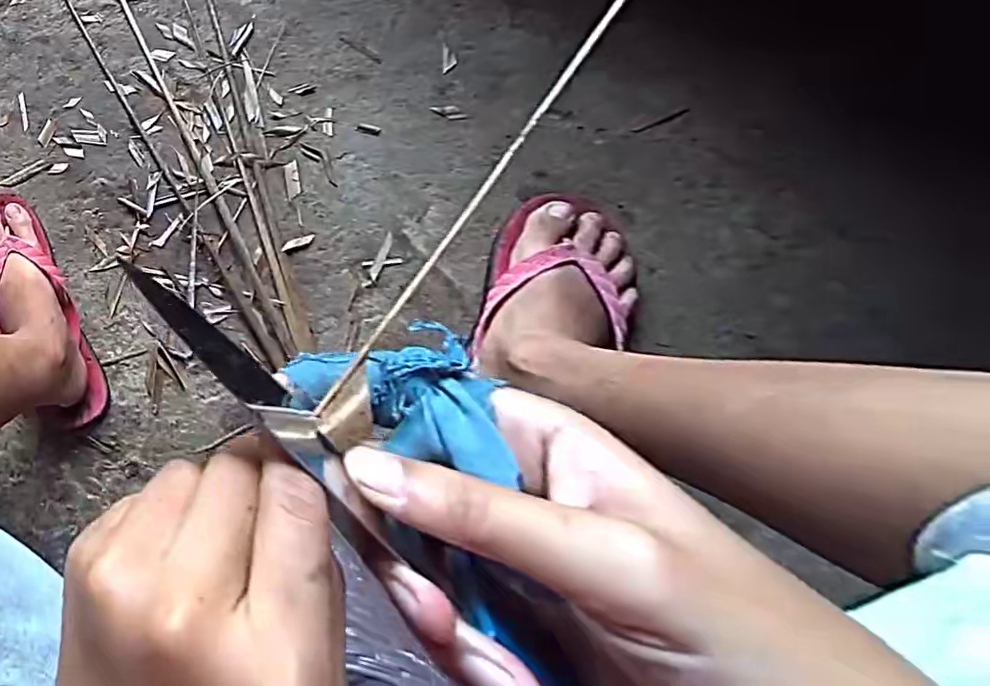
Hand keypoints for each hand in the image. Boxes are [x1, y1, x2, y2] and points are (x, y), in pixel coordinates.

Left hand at [58, 441, 344, 685]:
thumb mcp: (306, 672)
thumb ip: (311, 573)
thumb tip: (293, 477)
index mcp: (267, 652)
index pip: (292, 499)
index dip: (297, 479)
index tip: (296, 482)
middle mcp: (185, 604)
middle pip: (232, 470)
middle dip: (249, 487)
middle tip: (249, 530)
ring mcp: (122, 574)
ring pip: (183, 470)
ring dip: (200, 498)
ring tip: (201, 553)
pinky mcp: (83, 553)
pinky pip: (142, 492)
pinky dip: (160, 515)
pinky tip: (160, 562)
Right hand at [333, 388, 928, 685]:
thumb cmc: (739, 631)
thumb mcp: (612, 558)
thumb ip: (480, 509)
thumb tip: (355, 464)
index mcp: (525, 437)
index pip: (416, 409)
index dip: (366, 429)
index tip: (330, 466)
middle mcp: (496, 482)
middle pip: (396, 485)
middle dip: (401, 545)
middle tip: (422, 599)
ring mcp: (491, 551)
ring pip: (407, 553)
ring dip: (429, 606)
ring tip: (478, 655)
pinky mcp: (491, 613)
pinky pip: (434, 610)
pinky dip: (454, 647)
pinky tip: (499, 674)